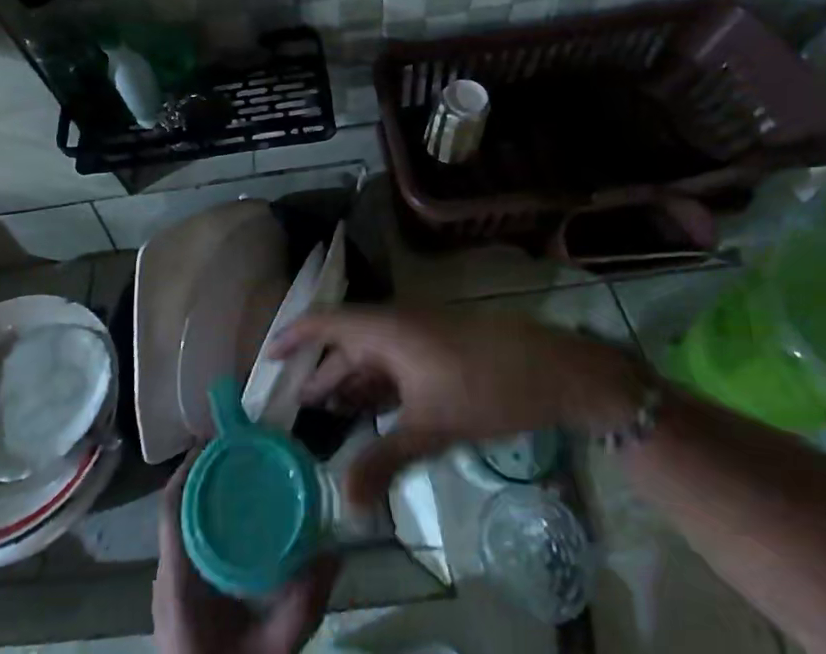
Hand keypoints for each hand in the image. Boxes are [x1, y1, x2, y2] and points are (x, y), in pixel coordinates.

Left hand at [153, 455, 339, 653]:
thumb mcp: (273, 651)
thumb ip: (304, 606)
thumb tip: (335, 553)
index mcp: (179, 582)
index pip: (172, 508)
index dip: (190, 468)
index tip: (218, 440)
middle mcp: (167, 578)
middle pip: (176, 510)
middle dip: (204, 474)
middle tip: (243, 451)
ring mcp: (170, 589)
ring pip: (181, 526)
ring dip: (206, 496)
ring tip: (243, 474)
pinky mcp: (179, 600)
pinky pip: (189, 545)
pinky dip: (209, 521)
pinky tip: (240, 522)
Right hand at [271, 307, 649, 507]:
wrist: (558, 372)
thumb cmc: (486, 389)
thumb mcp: (431, 428)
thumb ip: (383, 461)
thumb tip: (346, 503)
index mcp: (386, 330)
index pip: (326, 323)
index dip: (294, 336)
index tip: (268, 357)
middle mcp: (397, 325)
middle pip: (346, 344)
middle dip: (321, 373)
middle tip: (295, 404)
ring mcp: (420, 336)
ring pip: (373, 356)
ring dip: (351, 382)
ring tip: (329, 413)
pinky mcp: (439, 350)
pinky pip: (395, 364)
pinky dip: (379, 386)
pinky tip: (374, 412)